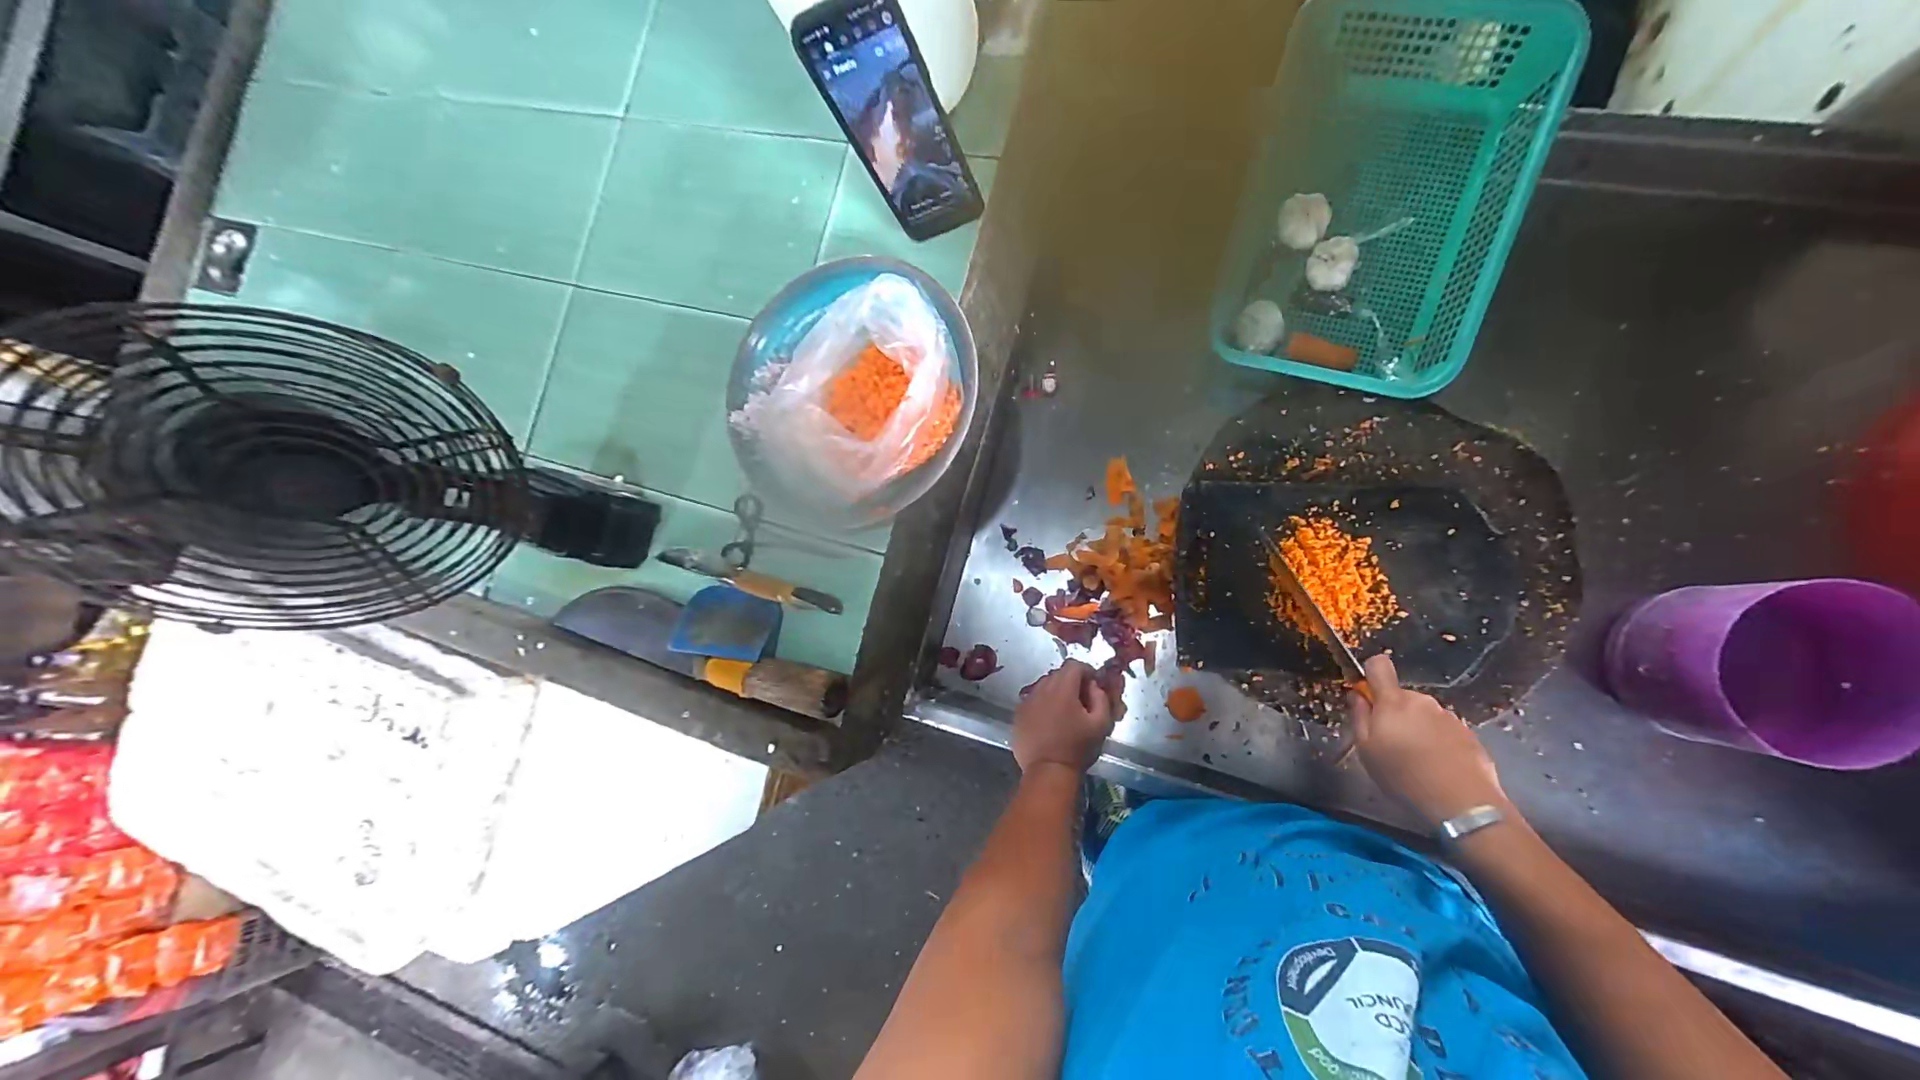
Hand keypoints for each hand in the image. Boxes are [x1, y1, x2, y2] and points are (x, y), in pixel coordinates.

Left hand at [1012, 660, 1117, 774]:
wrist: (1048, 771)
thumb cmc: (1077, 748)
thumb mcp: (1101, 723)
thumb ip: (1101, 697)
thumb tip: (1093, 686)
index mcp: (1062, 688)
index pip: (1074, 665)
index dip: (1086, 672)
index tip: (1092, 686)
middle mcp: (1041, 689)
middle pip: (1057, 674)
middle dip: (1071, 682)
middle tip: (1081, 701)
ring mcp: (1026, 701)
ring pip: (1043, 686)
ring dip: (1055, 693)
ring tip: (1064, 713)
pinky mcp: (1018, 714)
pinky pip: (1032, 700)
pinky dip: (1042, 705)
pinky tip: (1048, 722)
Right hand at [1349, 654, 1510, 829]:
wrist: (1463, 803)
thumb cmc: (1403, 776)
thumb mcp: (1366, 750)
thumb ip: (1359, 717)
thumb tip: (1356, 695)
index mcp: (1393, 701)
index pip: (1379, 665)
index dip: (1370, 673)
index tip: (1368, 695)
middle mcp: (1423, 701)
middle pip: (1401, 697)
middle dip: (1394, 713)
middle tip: (1391, 744)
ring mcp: (1450, 717)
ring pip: (1423, 715)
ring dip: (1416, 728)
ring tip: (1417, 760)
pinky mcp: (1470, 735)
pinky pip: (1444, 731)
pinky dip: (1437, 742)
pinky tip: (1438, 767)